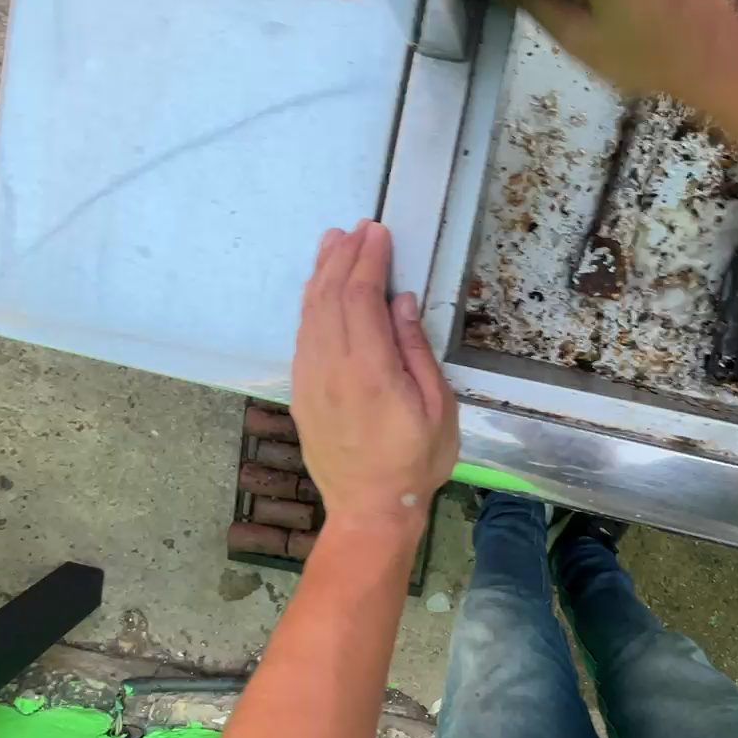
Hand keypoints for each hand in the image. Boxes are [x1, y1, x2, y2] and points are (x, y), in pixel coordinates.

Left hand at [291, 221, 458, 539]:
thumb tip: (401, 303)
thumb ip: (416, 351)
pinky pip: (302, 335)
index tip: (378, 233)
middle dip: (344, 256)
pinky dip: (310, 303)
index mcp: (369, 370)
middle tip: (358, 228)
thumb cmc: (415, 462)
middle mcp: (331, 368)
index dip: (368, 260)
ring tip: (333, 242)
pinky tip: (317, 289)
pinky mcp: (300, 391)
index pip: (361, 298)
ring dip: (321, 273)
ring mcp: (310, 379)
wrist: (368, 508)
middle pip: (330, 296)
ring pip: (310, 312)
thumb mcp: (437, 409)